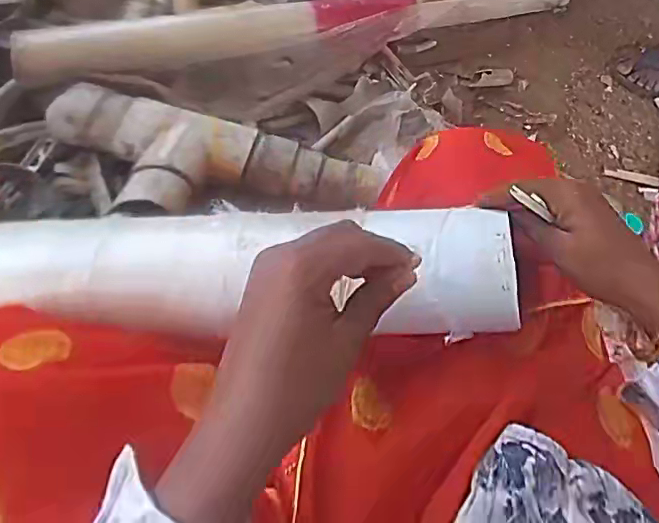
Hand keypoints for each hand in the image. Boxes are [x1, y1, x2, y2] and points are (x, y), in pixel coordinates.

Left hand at [155, 222, 416, 522]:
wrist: (242, 424)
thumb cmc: (299, 386)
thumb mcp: (345, 341)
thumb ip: (376, 297)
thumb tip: (406, 272)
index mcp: (302, 265)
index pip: (356, 243)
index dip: (390, 251)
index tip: (416, 264)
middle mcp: (282, 251)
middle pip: (338, 234)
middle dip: (372, 249)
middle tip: (401, 273)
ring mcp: (268, 263)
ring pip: (322, 241)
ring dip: (352, 253)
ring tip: (380, 279)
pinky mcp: (262, 277)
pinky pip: (305, 254)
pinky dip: (331, 261)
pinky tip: (348, 282)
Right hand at [478, 179, 658, 336]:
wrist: (643, 286)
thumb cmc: (601, 268)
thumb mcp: (559, 250)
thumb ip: (532, 227)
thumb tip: (511, 214)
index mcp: (567, 192)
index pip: (523, 186)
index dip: (498, 195)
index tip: (476, 203)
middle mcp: (577, 188)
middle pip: (534, 188)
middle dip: (509, 199)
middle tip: (485, 212)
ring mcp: (586, 199)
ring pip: (545, 198)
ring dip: (524, 207)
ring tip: (500, 219)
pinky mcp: (591, 212)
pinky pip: (558, 206)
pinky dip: (541, 214)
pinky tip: (529, 226)